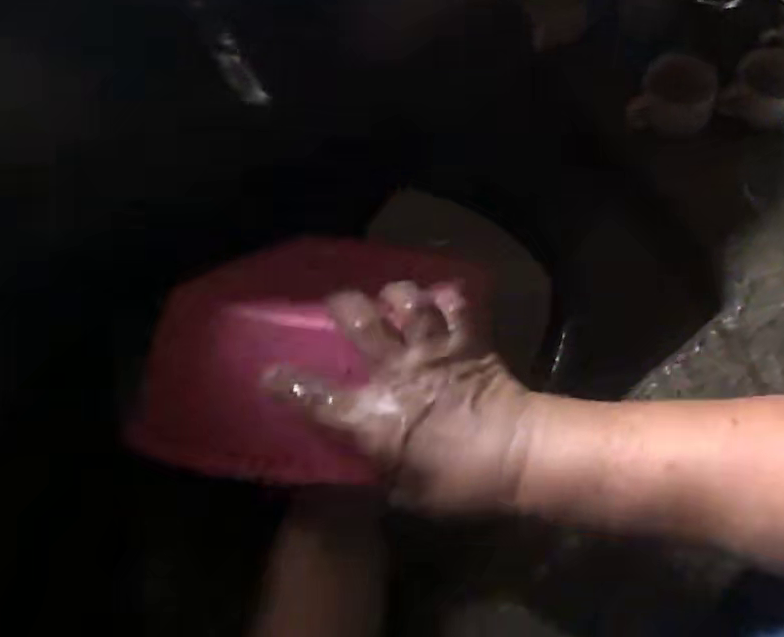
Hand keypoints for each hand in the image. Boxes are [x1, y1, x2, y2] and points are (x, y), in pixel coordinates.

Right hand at [267, 282, 535, 514]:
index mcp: (375, 416)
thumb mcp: (402, 492)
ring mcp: (436, 349)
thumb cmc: (457, 481)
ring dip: (399, 292)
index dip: (290, 384)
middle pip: (363, 324)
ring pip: (411, 302)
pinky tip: (442, 295)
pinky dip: (449, 297)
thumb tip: (347, 467)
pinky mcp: (468, 339)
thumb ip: (372, 470)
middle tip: (338, 299)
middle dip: (345, 305)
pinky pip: (457, 305)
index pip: (319, 398)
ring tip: (393, 293)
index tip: (270, 372)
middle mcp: (399, 372)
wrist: (514, 452)